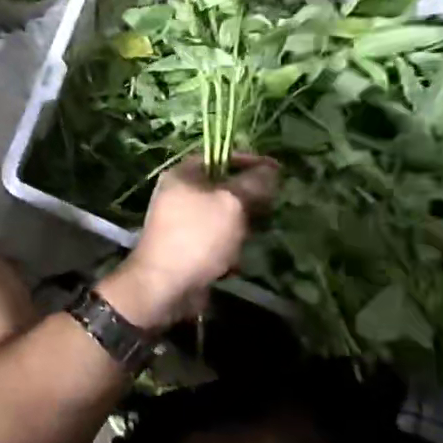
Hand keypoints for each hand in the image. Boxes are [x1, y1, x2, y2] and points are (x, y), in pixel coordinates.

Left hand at [100, 154, 278, 330]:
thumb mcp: (231, 203)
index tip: (277, 172)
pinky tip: (230, 263)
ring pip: (224, 217)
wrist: (165, 285)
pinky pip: (217, 240)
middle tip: (264, 213)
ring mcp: (181, 221)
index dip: (249, 162)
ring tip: (242, 242)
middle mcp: (178, 194)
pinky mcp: (187, 246)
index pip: (219, 158)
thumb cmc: (197, 236)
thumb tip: (270, 169)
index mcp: (182, 175)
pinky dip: (227, 250)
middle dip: (247, 203)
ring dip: (239, 230)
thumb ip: (253, 183)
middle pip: (224, 189)